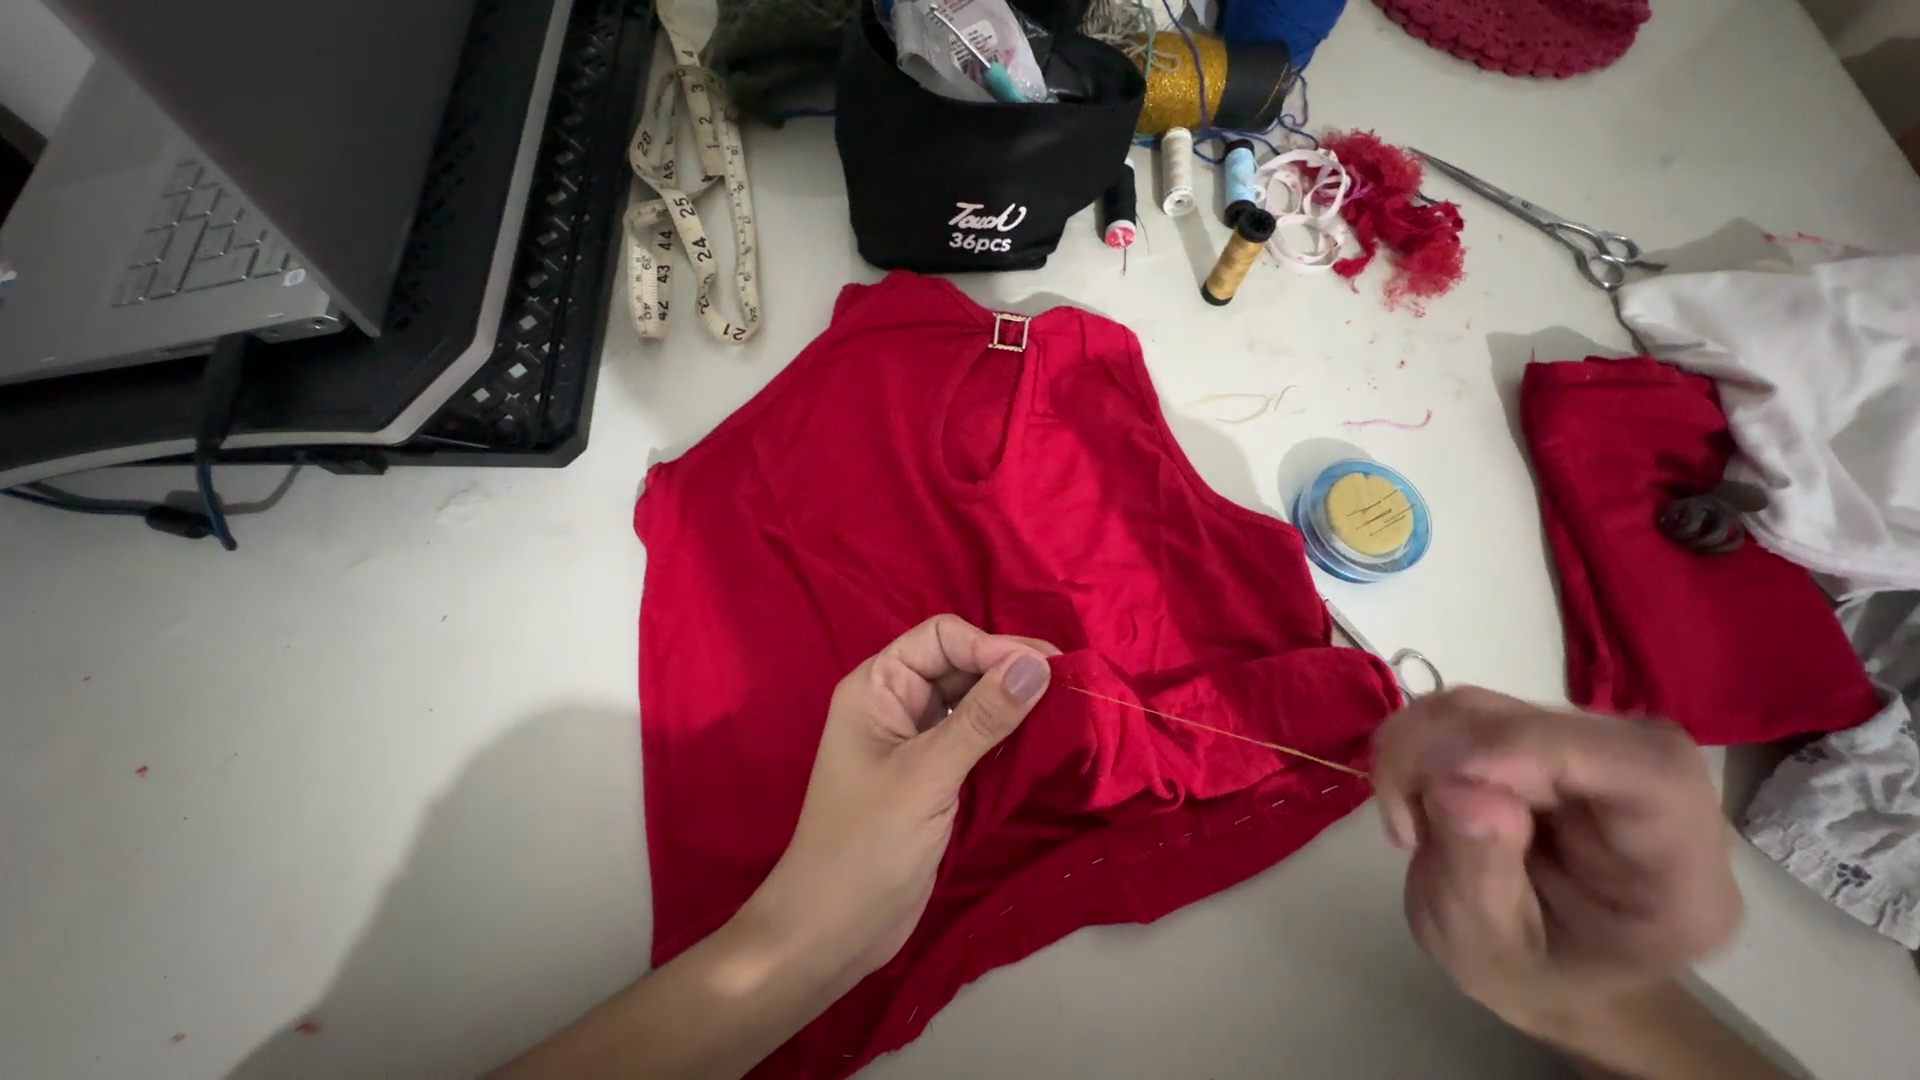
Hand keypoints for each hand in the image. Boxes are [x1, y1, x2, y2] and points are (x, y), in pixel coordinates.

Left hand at [741, 615, 1057, 989]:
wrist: (832, 932)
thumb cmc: (866, 845)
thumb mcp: (928, 776)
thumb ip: (983, 719)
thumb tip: (1038, 665)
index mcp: (878, 686)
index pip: (942, 638)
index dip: (992, 646)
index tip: (1045, 670)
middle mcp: (896, 702)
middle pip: (961, 664)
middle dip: (1010, 669)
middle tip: (1070, 681)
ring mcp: (917, 740)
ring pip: (973, 701)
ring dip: (1015, 701)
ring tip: (1066, 705)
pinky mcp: (936, 775)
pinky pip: (978, 738)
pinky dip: (1009, 735)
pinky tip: (1042, 738)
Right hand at [1370, 688, 1741, 1039]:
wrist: (1540, 965)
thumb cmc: (1527, 973)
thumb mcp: (1486, 951)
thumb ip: (1478, 876)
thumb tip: (1458, 786)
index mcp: (1678, 873)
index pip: (1646, 771)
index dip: (1541, 748)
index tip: (1446, 782)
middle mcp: (1652, 798)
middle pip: (1558, 725)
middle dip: (1451, 752)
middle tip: (1401, 816)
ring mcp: (1595, 760)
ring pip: (1498, 707)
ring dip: (1421, 748)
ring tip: (1404, 818)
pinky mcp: (1543, 738)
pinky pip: (1466, 710)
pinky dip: (1416, 742)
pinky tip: (1412, 796)